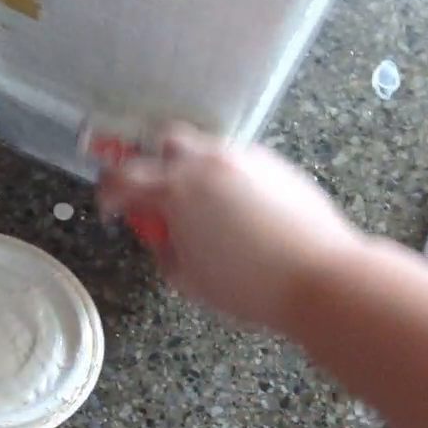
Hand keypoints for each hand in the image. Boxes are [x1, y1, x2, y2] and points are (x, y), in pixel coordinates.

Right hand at [97, 122, 362, 332]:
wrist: (320, 276)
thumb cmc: (250, 285)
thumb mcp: (187, 280)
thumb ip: (164, 251)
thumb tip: (163, 237)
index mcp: (176, 190)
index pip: (122, 178)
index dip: (107, 194)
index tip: (110, 210)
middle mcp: (207, 163)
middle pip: (164, 141)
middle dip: (152, 164)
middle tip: (153, 197)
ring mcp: (244, 159)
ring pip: (204, 148)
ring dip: (190, 170)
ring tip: (199, 210)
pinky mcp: (275, 165)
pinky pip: (236, 161)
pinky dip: (223, 178)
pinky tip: (234, 213)